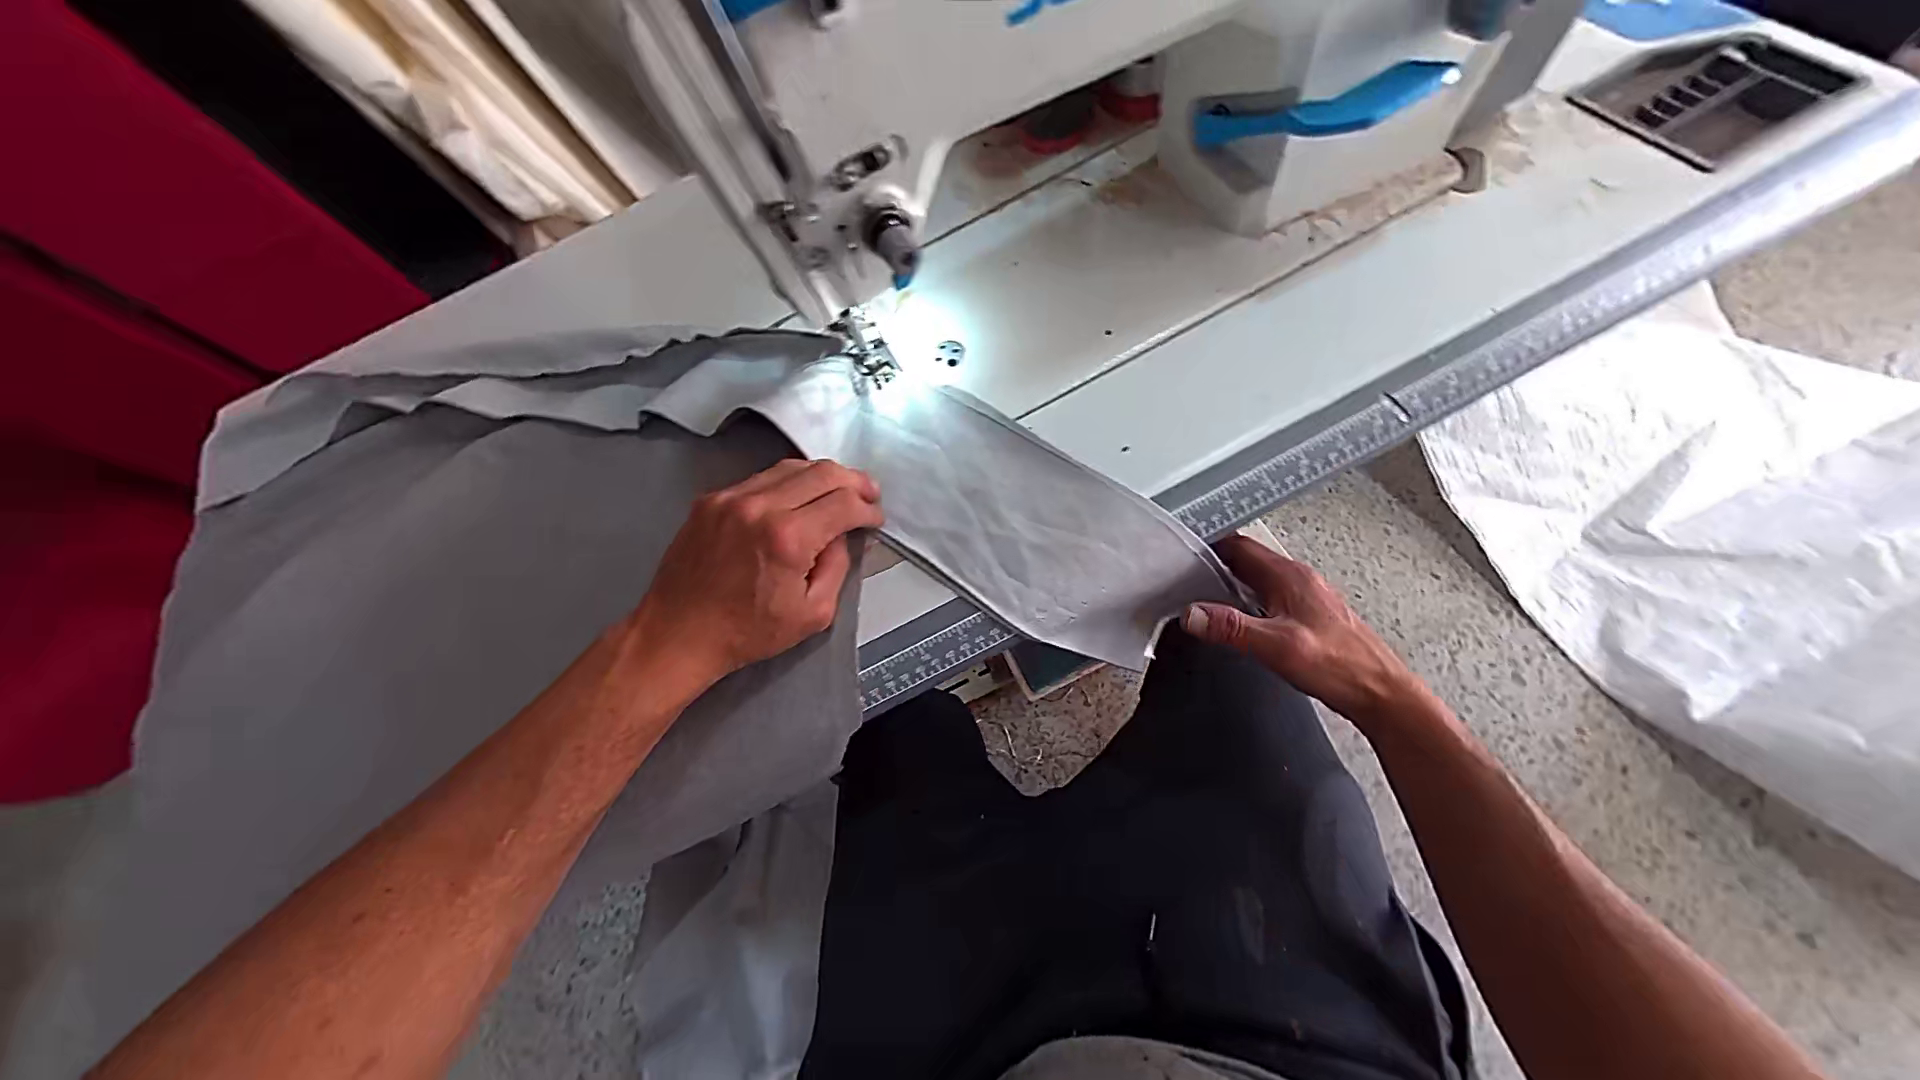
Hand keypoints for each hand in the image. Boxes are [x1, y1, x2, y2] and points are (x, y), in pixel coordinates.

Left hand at [626, 458, 882, 697]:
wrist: (678, 634)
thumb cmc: (747, 632)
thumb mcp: (813, 614)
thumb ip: (837, 566)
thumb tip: (841, 535)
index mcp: (788, 538)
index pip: (844, 504)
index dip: (868, 509)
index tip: (875, 518)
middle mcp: (759, 507)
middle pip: (822, 473)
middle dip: (854, 481)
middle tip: (869, 494)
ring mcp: (731, 498)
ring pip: (791, 467)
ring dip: (823, 475)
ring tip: (839, 489)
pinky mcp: (711, 499)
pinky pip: (761, 478)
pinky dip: (789, 482)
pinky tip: (798, 496)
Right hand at [1182, 536, 1420, 723]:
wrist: (1381, 694)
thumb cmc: (1342, 668)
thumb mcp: (1277, 647)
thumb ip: (1232, 628)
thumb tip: (1194, 614)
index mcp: (1289, 577)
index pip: (1238, 545)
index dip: (1207, 545)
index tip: (1182, 551)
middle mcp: (1298, 580)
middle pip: (1245, 559)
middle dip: (1213, 563)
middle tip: (1182, 574)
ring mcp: (1304, 596)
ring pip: (1257, 577)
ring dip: (1229, 582)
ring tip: (1202, 594)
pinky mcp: (1307, 615)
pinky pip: (1268, 595)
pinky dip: (1246, 599)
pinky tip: (1238, 618)